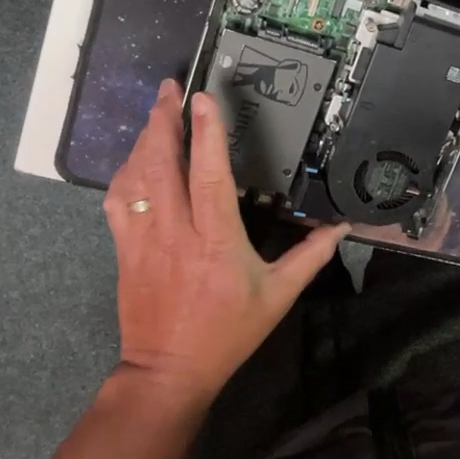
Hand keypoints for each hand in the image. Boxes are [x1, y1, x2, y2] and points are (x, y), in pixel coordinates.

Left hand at [103, 81, 347, 400]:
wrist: (169, 369)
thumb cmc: (228, 331)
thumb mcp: (278, 296)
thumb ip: (311, 256)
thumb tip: (342, 227)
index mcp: (216, 240)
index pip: (209, 176)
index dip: (207, 134)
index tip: (203, 99)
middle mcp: (175, 231)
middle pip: (162, 164)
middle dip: (163, 120)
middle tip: (169, 88)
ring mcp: (143, 239)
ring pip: (136, 177)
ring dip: (144, 139)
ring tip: (156, 112)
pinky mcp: (123, 249)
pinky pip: (117, 201)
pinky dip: (125, 172)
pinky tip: (135, 159)